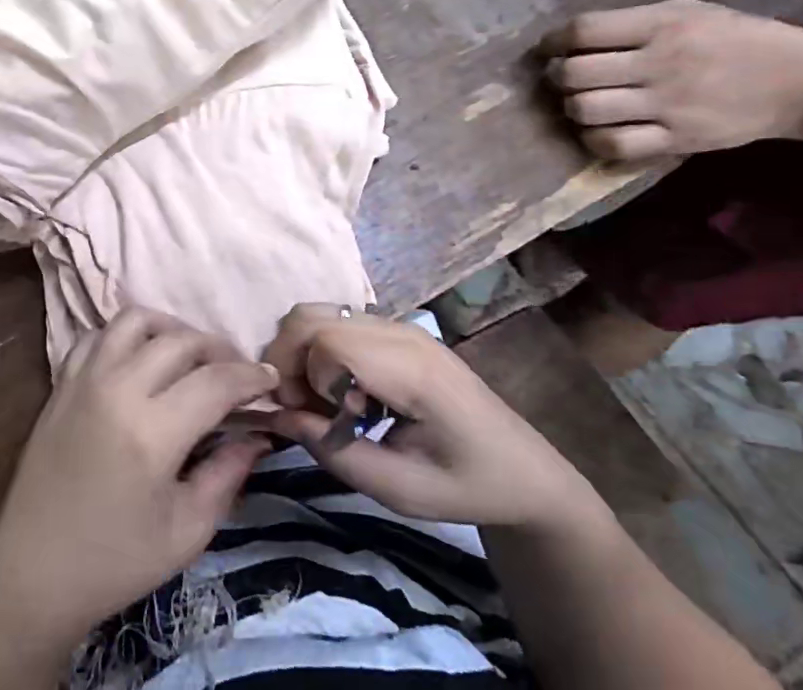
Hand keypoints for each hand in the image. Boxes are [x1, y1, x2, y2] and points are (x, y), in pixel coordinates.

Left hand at [0, 308, 277, 646]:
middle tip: (237, 374)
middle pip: (181, 340)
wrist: (33, 573)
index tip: (272, 380)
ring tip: (191, 356)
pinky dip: (128, 336)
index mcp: (152, 432)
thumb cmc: (116, 562)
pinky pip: (98, 335)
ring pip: (135, 320)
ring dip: (172, 329)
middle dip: (220, 350)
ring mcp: (83, 380)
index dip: (252, 376)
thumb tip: (259, 435)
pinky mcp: (61, 384)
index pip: (217, 380)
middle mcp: (116, 390)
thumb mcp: (188, 530)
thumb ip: (228, 472)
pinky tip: (141, 361)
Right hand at [262, 304, 602, 529]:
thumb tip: (279, 416)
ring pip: (318, 313)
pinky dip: (318, 350)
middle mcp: (403, 334)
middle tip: (299, 407)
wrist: (524, 470)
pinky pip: (336, 321)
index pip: (328, 342)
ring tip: (317, 400)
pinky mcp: (397, 330)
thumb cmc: (466, 486)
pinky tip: (338, 391)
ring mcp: (400, 326)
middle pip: (312, 316)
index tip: (310, 419)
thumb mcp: (399, 489)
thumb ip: (333, 452)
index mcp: (413, 371)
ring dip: (300, 353)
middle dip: (288, 359)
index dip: (304, 378)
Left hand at [541, 0, 802, 160]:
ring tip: (582, 103)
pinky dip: (593, 139)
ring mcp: (668, 105)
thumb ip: (633, 23)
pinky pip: (612, 145)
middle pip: (574, 74)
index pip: (584, 30)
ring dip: (572, 108)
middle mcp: (661, 63)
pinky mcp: (678, 139)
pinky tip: (599, 131)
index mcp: (664, 25)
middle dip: (557, 77)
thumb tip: (571, 38)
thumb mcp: (689, 12)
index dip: (553, 41)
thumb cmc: (738, 40)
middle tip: (563, 78)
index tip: (547, 49)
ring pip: (586, 110)